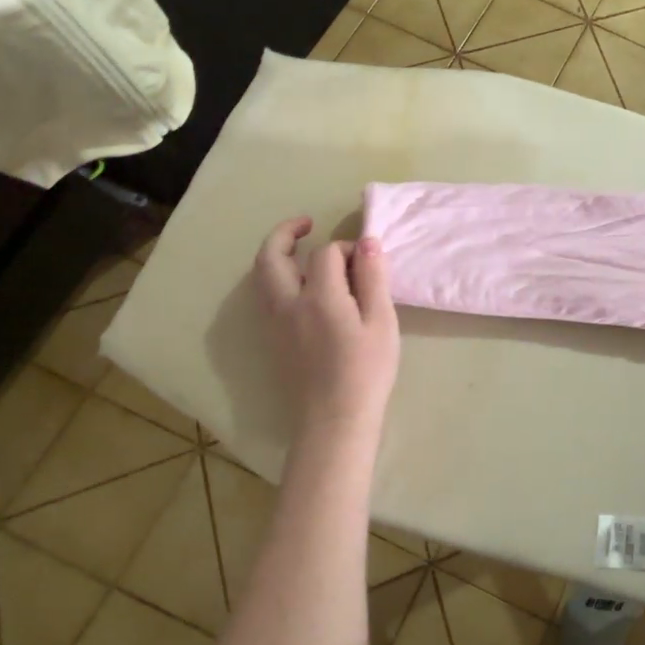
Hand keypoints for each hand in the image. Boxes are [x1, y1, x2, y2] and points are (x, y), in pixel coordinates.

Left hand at [254, 217, 400, 430]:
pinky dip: (278, 278)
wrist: (334, 420)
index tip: (367, 261)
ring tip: (300, 249)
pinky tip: (302, 286)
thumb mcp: (382, 321)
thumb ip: (373, 278)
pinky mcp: (273, 340)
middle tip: (306, 223)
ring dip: (277, 256)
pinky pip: (267, 296)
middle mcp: (288, 305)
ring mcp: (275, 324)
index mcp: (319, 297)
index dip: (347, 249)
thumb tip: (367, 242)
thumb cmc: (366, 371)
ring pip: (262, 278)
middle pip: (270, 257)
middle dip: (285, 233)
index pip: (325, 253)